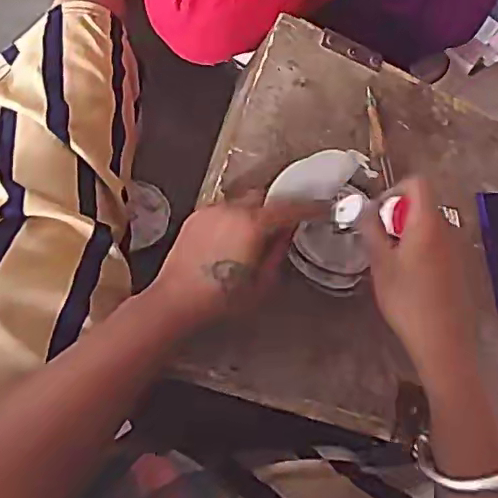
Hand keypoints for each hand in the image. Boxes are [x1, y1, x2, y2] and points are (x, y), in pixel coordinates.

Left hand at [142, 193, 321, 333]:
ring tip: (252, 235)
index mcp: (254, 224)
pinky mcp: (196, 217)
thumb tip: (287, 233)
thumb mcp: (262, 283)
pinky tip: (229, 239)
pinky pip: (222, 210)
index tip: (322, 208)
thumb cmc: (222, 299)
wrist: (175, 301)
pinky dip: (232, 218)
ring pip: (241, 201)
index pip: (290, 208)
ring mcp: (212, 210)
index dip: (310, 207)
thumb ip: (278, 253)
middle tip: (281, 225)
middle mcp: (233, 209)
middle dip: (275, 207)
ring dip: (252, 212)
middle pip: (263, 196)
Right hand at [356, 179, 483, 382]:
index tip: (379, 215)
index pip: (417, 182)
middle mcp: (448, 228)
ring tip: (393, 265)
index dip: (395, 190)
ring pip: (429, 225)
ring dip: (408, 234)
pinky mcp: (461, 266)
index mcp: (428, 222)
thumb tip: (366, 207)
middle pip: (422, 204)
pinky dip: (422, 249)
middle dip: (398, 216)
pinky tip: (412, 280)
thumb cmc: (408, 301)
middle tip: (381, 244)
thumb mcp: (380, 264)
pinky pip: (438, 244)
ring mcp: (458, 247)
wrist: (444, 342)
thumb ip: (371, 229)